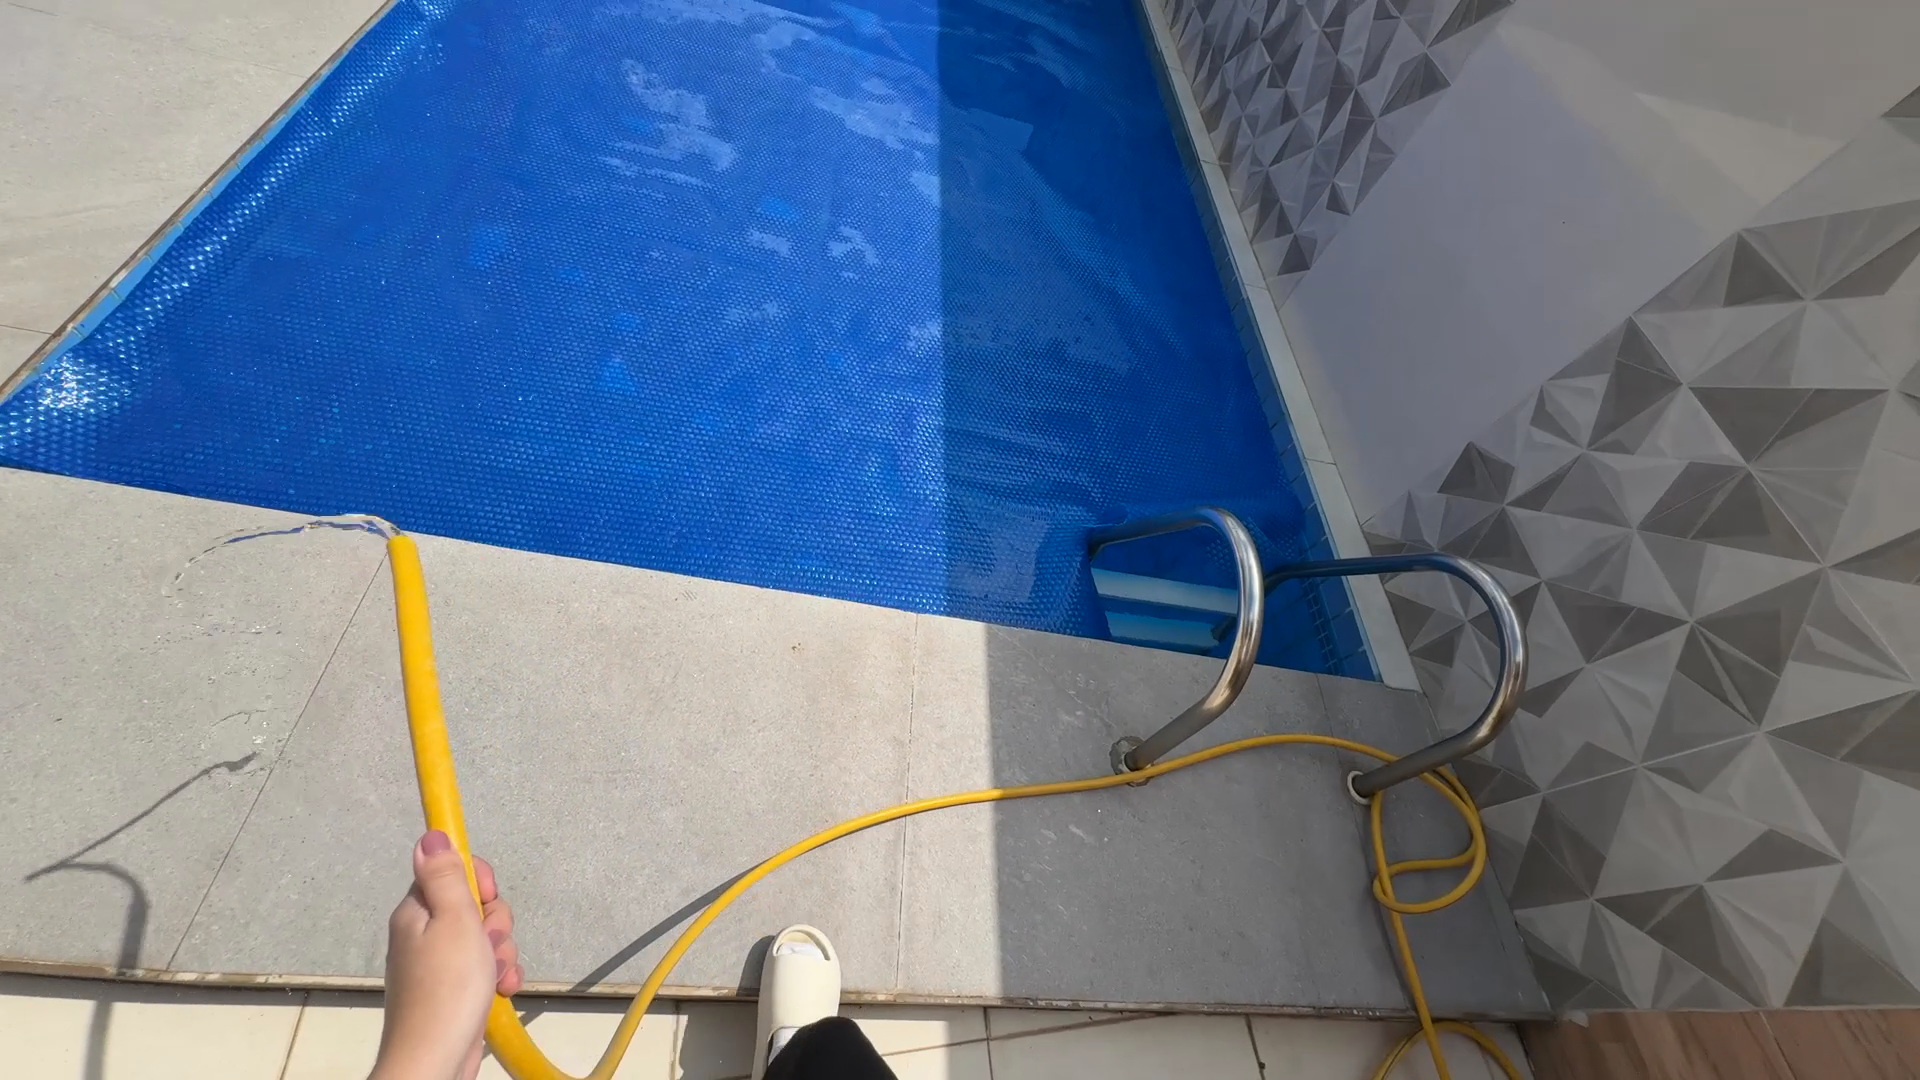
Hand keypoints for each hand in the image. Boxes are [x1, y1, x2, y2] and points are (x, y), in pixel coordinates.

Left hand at [371, 831, 523, 1079]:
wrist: (436, 1062)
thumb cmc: (448, 986)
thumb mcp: (454, 920)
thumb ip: (447, 876)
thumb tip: (430, 835)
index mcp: (417, 913)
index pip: (451, 871)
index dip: (478, 879)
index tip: (487, 895)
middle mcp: (424, 934)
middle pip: (476, 904)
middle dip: (497, 921)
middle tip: (489, 941)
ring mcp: (441, 963)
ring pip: (488, 935)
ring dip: (503, 950)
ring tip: (496, 973)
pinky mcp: (457, 988)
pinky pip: (489, 964)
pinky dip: (501, 973)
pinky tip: (501, 988)